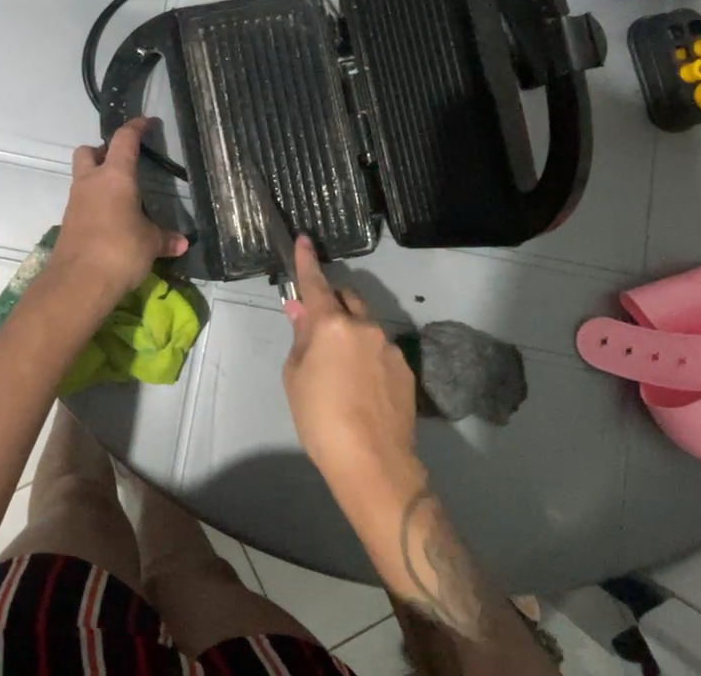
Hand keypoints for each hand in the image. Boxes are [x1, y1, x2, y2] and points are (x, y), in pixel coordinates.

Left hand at [50, 118, 188, 299]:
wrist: (78, 282)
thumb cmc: (120, 250)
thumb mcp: (150, 244)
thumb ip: (165, 239)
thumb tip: (182, 243)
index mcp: (115, 176)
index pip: (124, 140)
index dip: (135, 128)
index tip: (146, 124)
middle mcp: (91, 182)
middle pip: (89, 152)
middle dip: (102, 151)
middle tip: (122, 163)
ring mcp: (75, 202)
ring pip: (83, 177)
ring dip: (98, 179)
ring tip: (121, 196)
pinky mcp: (69, 223)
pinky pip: (82, 203)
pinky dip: (94, 204)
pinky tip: (111, 220)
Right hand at [282, 236, 420, 488]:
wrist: (372, 461)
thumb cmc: (320, 419)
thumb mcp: (295, 377)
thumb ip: (301, 338)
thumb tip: (301, 312)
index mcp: (332, 324)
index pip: (315, 283)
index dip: (306, 261)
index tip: (304, 240)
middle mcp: (365, 326)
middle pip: (346, 298)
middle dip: (331, 301)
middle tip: (315, 321)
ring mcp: (390, 346)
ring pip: (365, 325)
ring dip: (350, 330)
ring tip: (338, 364)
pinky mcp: (405, 368)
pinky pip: (380, 349)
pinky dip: (366, 353)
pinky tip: (360, 384)